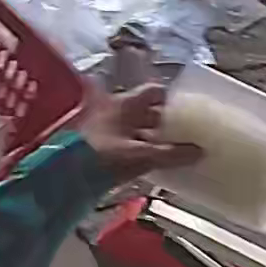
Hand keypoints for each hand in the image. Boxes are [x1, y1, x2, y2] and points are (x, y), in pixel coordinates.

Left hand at [80, 84, 201, 181]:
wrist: (65, 174)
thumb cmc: (104, 155)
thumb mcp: (141, 155)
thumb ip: (171, 154)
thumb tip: (199, 151)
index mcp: (126, 104)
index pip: (155, 92)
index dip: (172, 99)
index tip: (189, 110)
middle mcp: (116, 111)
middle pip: (147, 112)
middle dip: (166, 123)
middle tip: (186, 134)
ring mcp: (107, 128)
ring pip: (137, 129)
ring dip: (153, 139)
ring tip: (174, 151)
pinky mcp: (101, 146)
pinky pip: (127, 144)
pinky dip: (140, 151)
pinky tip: (153, 163)